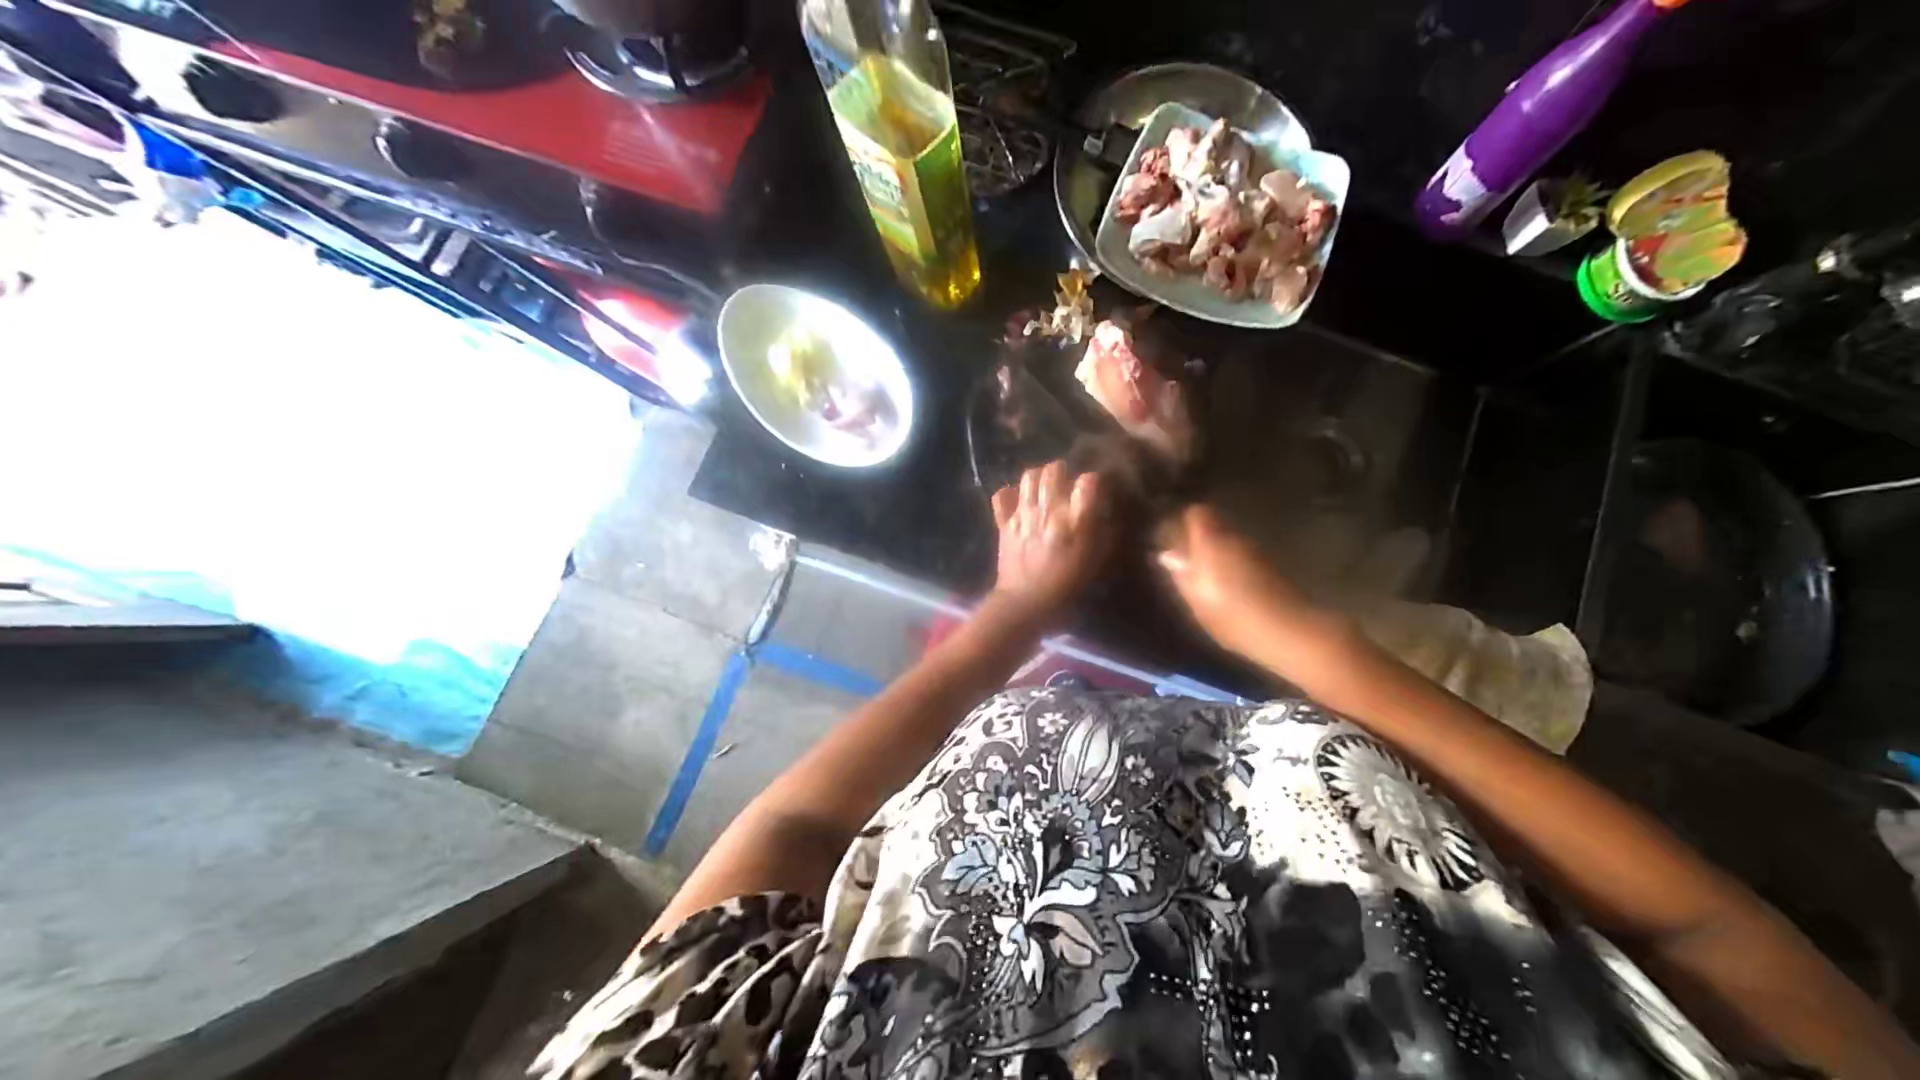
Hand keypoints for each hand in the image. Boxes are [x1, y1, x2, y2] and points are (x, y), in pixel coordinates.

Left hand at [989, 462, 1106, 624]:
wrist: (1025, 603)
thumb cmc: (1066, 585)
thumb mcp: (1093, 559)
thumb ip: (1101, 530)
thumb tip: (1101, 508)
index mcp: (1074, 519)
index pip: (1088, 481)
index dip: (1093, 482)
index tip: (1094, 489)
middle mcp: (1047, 509)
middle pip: (1054, 470)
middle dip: (1063, 472)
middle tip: (1067, 485)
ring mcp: (1022, 513)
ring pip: (1029, 476)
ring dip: (1039, 477)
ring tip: (1044, 489)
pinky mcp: (1004, 523)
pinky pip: (1001, 496)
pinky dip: (1009, 495)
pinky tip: (1018, 502)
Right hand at [1158, 504, 1335, 667]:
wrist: (1288, 631)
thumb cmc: (1232, 615)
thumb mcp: (1196, 600)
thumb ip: (1182, 574)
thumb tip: (1168, 555)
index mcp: (1211, 541)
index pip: (1197, 513)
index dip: (1185, 523)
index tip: (1176, 540)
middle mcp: (1236, 538)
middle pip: (1216, 527)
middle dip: (1203, 541)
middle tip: (1190, 565)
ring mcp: (1258, 551)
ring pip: (1232, 543)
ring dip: (1221, 555)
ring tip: (1211, 582)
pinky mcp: (1275, 567)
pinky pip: (1246, 558)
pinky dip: (1238, 568)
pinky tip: (1233, 592)